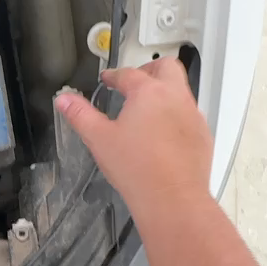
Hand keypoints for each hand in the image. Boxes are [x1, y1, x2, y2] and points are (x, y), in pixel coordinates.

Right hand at [54, 58, 214, 226]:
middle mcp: (175, 97)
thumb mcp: (98, 139)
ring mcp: (192, 115)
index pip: (128, 74)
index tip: (108, 80)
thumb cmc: (137, 169)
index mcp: (148, 92)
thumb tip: (64, 99)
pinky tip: (162, 134)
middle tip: (134, 81)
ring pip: (181, 90)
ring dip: (164, 92)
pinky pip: (190, 114)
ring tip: (146, 109)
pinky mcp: (202, 134)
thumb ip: (80, 115)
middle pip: (166, 67)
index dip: (114, 75)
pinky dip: (175, 115)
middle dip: (148, 69)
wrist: (171, 198)